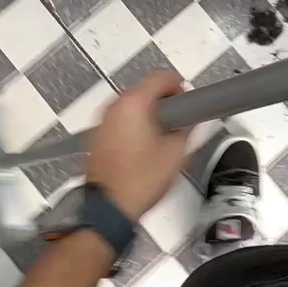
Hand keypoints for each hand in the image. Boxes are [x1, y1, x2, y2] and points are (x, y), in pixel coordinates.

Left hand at [85, 71, 189, 220]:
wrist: (108, 210)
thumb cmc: (141, 179)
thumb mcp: (176, 152)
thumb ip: (187, 126)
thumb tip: (191, 117)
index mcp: (134, 103)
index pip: (162, 76)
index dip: (180, 87)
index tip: (187, 104)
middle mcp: (114, 106)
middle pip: (145, 89)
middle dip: (164, 102)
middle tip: (177, 123)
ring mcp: (101, 121)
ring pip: (132, 105)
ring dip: (148, 113)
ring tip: (161, 138)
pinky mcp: (96, 136)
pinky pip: (120, 120)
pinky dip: (133, 124)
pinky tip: (143, 147)